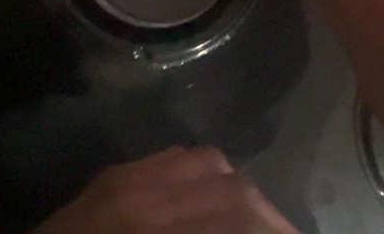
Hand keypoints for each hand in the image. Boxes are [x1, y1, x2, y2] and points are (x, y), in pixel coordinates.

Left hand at [35, 146, 297, 233]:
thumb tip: (251, 232)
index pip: (236, 222)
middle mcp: (143, 202)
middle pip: (233, 193)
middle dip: (270, 222)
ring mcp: (126, 181)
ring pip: (208, 164)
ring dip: (243, 195)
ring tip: (256, 226)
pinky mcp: (113, 175)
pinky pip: (174, 157)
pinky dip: (206, 177)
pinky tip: (214, 203)